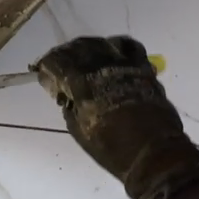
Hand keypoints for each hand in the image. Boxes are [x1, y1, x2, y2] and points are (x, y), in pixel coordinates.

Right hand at [32, 36, 198, 198]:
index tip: (44, 71)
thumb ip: (70, 107)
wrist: (154, 154)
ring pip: (103, 43)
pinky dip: (117, 48)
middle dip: (67, 54)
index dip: (48, 65)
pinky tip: (113, 55)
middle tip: (62, 64)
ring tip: (87, 57)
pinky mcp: (144, 70)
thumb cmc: (113, 149)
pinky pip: (130, 48)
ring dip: (91, 48)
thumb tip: (68, 95)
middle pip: (80, 47)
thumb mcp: (79, 131)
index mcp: (83, 84)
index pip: (58, 62)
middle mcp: (103, 67)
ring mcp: (126, 66)